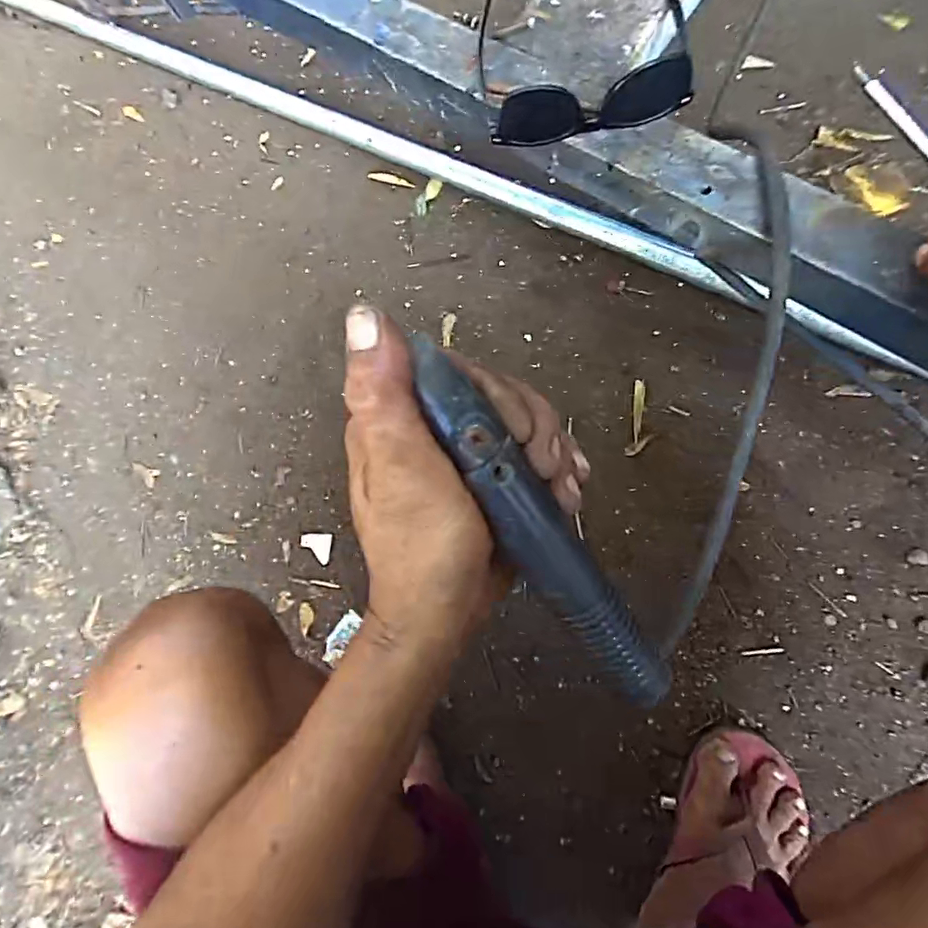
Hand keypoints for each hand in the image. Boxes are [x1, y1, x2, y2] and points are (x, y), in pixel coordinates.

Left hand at [341, 305, 589, 648]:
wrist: (443, 610)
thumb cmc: (421, 545)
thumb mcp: (398, 464)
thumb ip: (382, 392)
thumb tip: (364, 317)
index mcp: (397, 415)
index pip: (454, 369)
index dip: (493, 392)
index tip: (511, 432)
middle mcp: (426, 427)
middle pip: (494, 393)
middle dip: (531, 426)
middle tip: (542, 467)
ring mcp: (458, 453)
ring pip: (518, 419)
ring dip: (550, 449)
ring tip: (558, 486)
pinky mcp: (485, 477)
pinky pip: (527, 451)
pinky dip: (553, 466)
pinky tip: (564, 488)